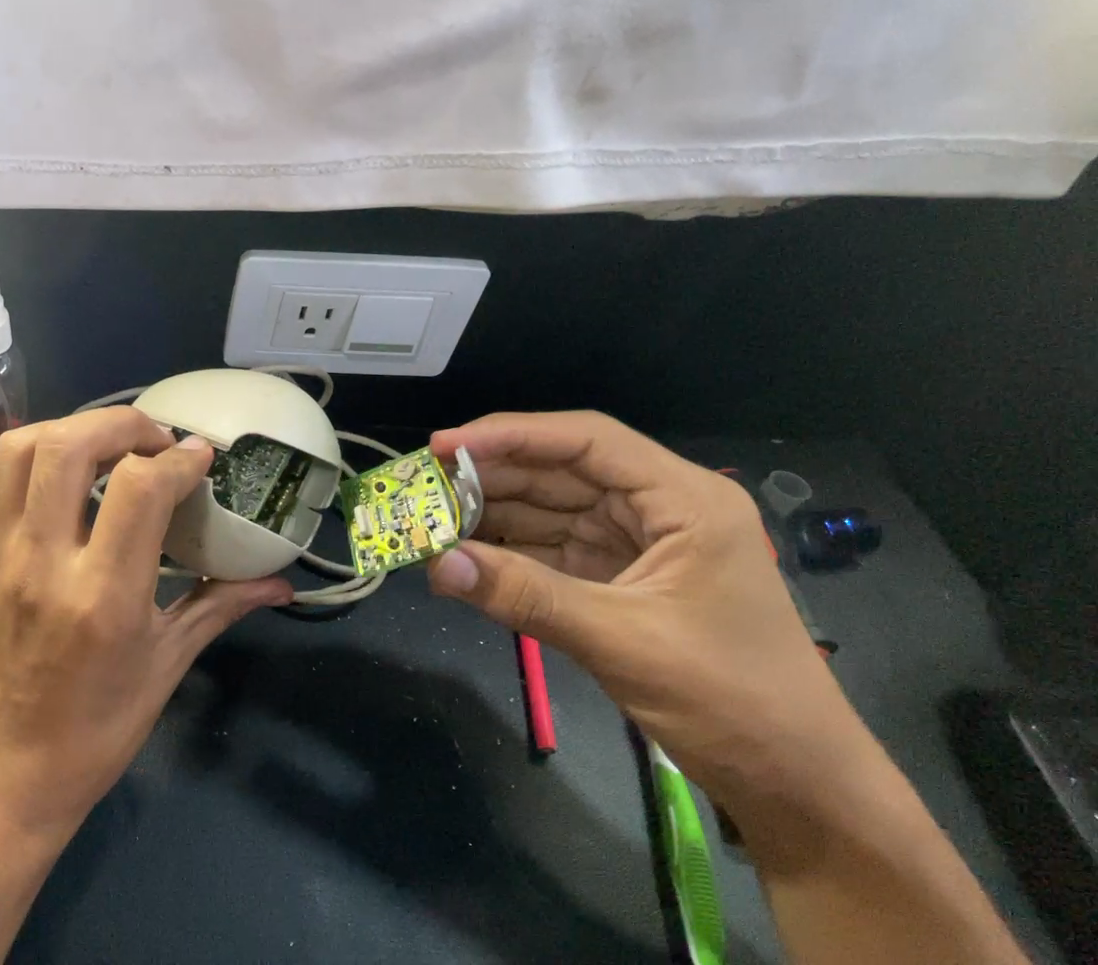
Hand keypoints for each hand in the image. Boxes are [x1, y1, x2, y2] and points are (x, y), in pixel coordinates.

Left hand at [0, 407, 292, 839]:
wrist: (4, 771)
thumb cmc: (96, 730)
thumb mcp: (166, 667)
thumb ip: (220, 606)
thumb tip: (281, 581)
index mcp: (104, 597)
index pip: (140, 487)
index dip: (179, 459)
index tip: (200, 459)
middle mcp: (44, 563)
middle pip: (69, 446)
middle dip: (123, 423)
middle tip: (156, 441)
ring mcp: (1, 554)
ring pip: (21, 449)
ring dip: (71, 429)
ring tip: (108, 447)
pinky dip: (30, 455)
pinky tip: (62, 474)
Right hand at [426, 411, 857, 808]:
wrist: (793, 780)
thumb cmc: (730, 699)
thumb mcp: (622, 641)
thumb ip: (525, 596)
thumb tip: (435, 565)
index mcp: (684, 502)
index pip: (588, 441)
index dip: (511, 435)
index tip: (444, 446)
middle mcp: (661, 510)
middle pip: (563, 471)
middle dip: (492, 476)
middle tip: (422, 487)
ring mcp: (640, 545)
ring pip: (552, 510)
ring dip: (493, 514)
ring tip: (429, 519)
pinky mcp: (621, 580)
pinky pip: (554, 551)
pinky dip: (509, 552)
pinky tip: (464, 554)